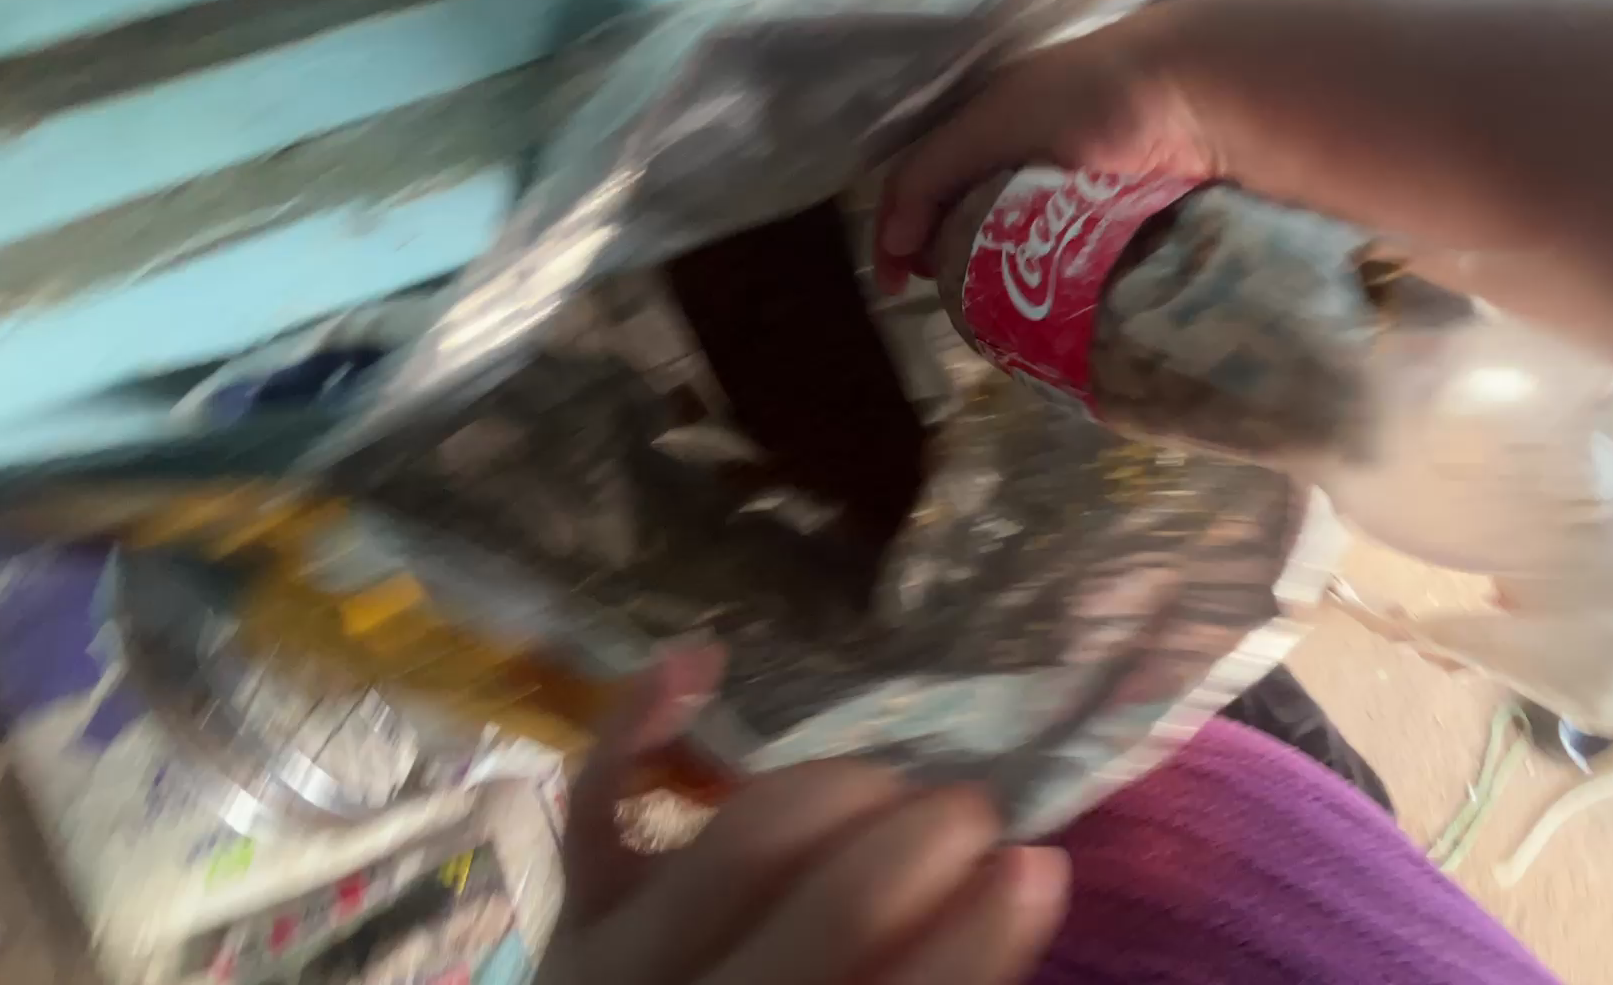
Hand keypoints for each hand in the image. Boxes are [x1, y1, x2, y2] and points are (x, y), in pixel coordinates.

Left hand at [538, 645, 1068, 984]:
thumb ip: (932, 970)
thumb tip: (1021, 874)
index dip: (982, 933)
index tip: (1035, 862)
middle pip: (831, 908)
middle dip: (924, 840)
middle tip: (972, 807)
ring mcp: (615, 956)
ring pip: (741, 842)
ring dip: (836, 789)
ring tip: (885, 781)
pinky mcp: (577, 905)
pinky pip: (598, 801)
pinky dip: (642, 722)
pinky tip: (705, 660)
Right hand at [872, 18, 1226, 291]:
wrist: (1196, 100)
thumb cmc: (1087, 102)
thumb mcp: (992, 124)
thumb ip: (930, 174)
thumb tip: (894, 246)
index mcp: (985, 132)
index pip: (920, 188)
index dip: (897, 235)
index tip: (894, 288)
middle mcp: (1018, 162)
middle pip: (957, 220)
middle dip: (940, 260)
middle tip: (945, 296)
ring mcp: (1060, 197)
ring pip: (1000, 246)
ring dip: (982, 278)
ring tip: (981, 309)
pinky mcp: (1099, 226)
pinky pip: (1048, 263)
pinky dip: (1029, 284)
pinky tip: (1028, 303)